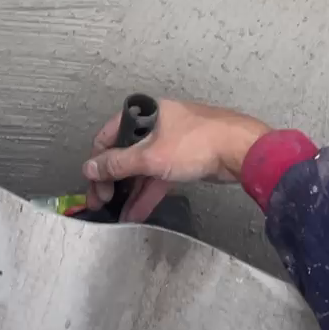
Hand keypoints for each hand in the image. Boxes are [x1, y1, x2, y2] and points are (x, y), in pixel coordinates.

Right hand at [81, 98, 270, 222]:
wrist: (240, 151)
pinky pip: (157, 176)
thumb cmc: (194, 144)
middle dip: (111, 180)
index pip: (109, 136)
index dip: (98, 161)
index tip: (93, 185)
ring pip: (141, 168)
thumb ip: (117, 164)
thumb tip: (88, 168)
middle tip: (101, 202)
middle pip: (124, 154)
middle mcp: (154, 125)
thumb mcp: (150, 156)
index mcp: (144, 114)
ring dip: (128, 191)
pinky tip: (135, 213)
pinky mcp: (182, 160)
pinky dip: (146, 193)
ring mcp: (170, 143)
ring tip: (115, 214)